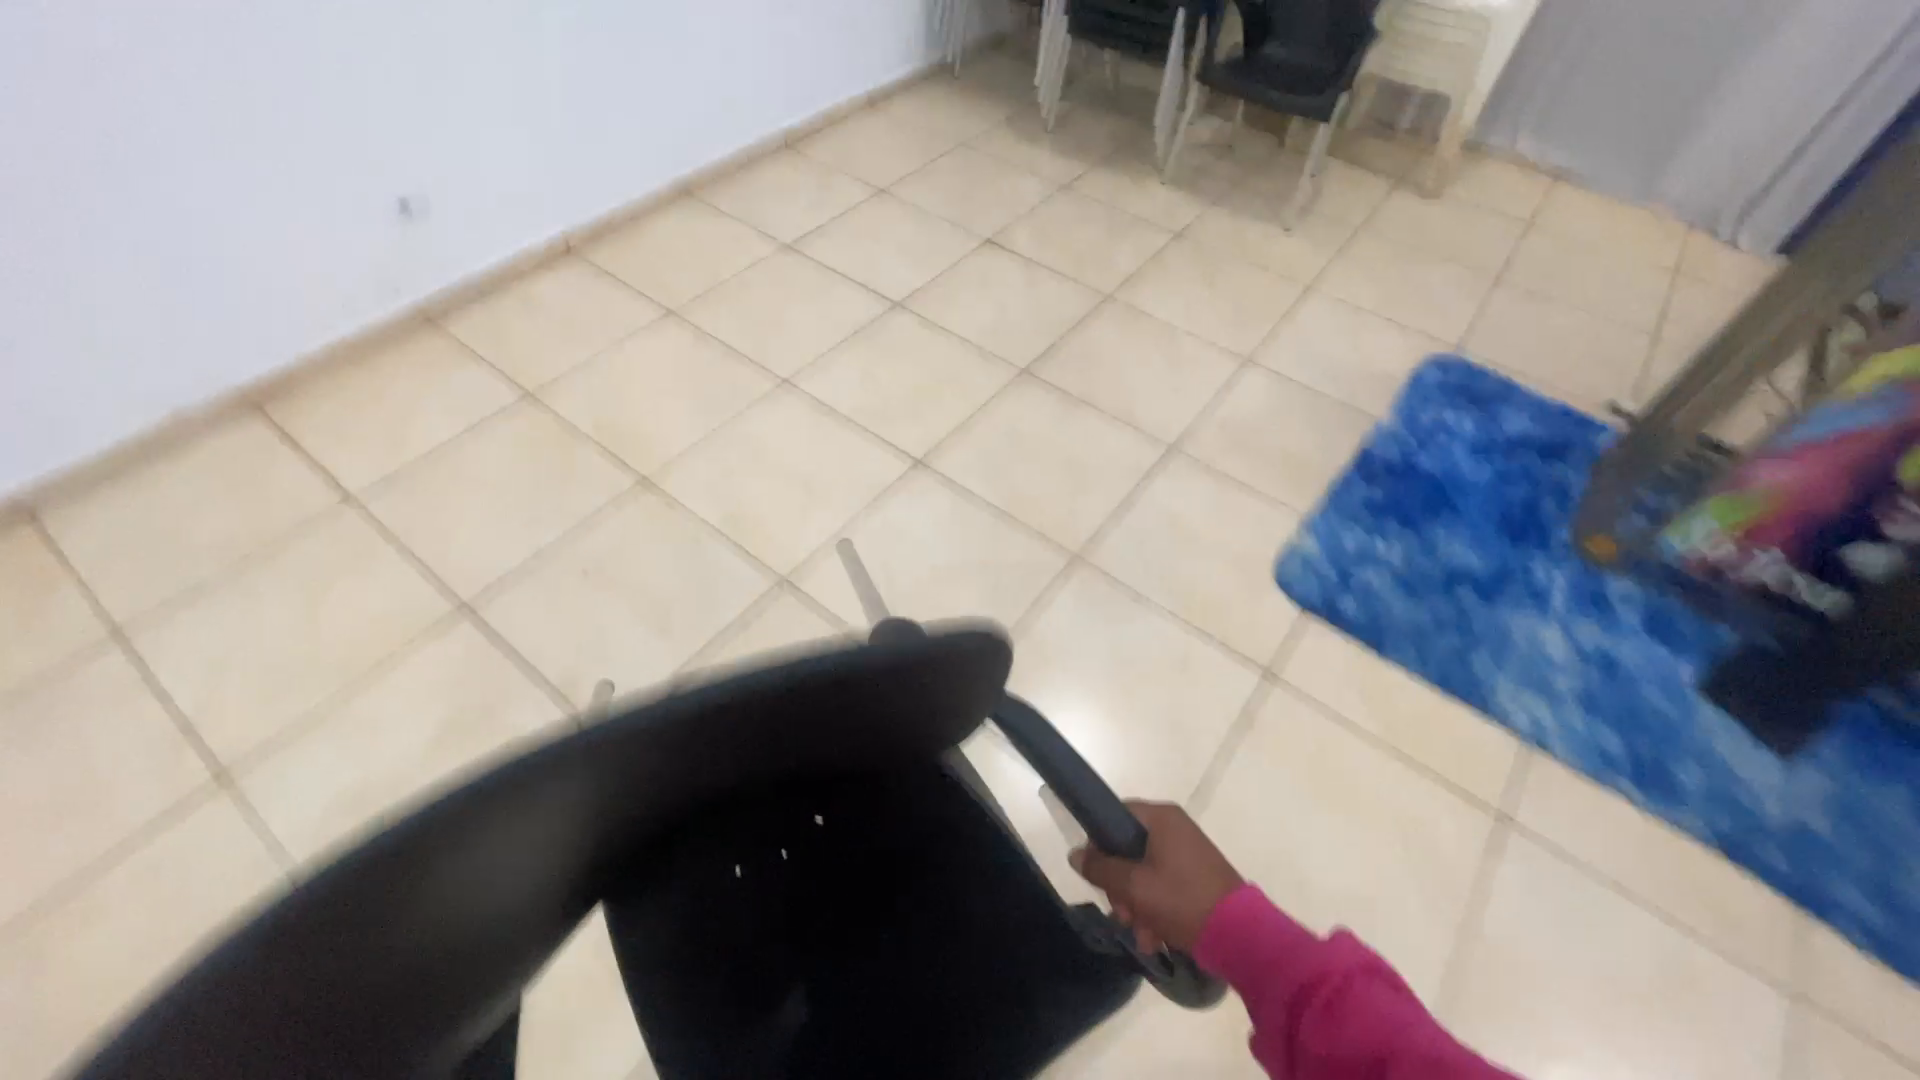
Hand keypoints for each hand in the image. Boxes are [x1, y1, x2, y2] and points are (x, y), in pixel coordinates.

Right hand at [1070, 800, 1243, 952]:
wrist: (1241, 936)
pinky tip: (1155, 939)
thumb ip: (1100, 868)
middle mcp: (1175, 829)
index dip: (1099, 842)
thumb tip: (1075, 853)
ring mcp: (1189, 854)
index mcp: (1161, 818)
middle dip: (1120, 886)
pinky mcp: (1198, 878)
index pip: (1115, 815)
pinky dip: (1156, 910)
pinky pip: (1164, 886)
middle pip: (1128, 848)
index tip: (1096, 872)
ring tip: (1143, 936)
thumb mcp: (1133, 887)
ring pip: (1145, 872)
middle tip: (1122, 913)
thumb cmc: (1182, 901)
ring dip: (1136, 905)